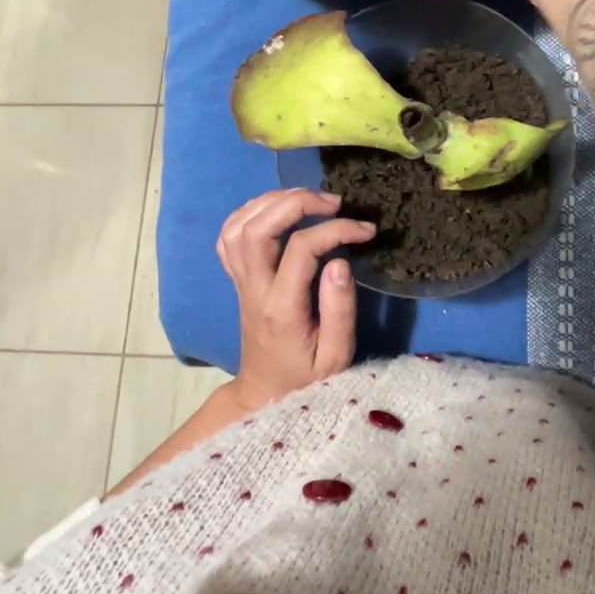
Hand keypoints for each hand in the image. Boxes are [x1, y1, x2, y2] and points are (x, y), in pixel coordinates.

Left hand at [215, 189, 375, 410]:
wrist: (265, 394)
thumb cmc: (306, 378)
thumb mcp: (336, 356)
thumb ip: (339, 310)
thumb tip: (340, 263)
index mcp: (281, 308)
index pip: (301, 248)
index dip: (336, 229)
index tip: (365, 231)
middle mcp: (253, 289)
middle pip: (257, 228)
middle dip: (296, 202)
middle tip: (333, 202)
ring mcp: (239, 282)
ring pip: (237, 226)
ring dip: (271, 202)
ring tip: (308, 199)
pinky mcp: (236, 280)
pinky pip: (229, 236)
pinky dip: (249, 212)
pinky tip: (277, 209)